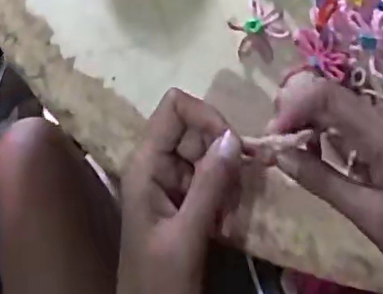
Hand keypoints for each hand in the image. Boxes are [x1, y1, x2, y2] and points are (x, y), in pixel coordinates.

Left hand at [116, 88, 243, 293]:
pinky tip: (227, 222)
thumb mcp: (185, 237)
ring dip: (226, 176)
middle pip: (196, 127)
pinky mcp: (183, 199)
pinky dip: (225, 193)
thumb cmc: (158, 284)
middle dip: (222, 152)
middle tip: (236, 189)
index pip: (175, 106)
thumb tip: (233, 136)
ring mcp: (170, 180)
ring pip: (207, 152)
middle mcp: (156, 163)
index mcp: (145, 163)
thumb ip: (209, 185)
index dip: (205, 114)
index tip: (232, 143)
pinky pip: (210, 177)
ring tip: (230, 213)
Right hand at [267, 75, 382, 293]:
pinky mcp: (381, 141)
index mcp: (378, 129)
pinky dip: (321, 132)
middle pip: (326, 92)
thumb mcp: (365, 213)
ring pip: (332, 105)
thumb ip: (320, 179)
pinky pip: (343, 122)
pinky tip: (310, 154)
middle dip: (295, 109)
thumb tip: (277, 153)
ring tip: (286, 148)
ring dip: (306, 120)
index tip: (271, 136)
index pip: (324, 94)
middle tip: (275, 141)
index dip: (292, 107)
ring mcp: (382, 127)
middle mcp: (379, 117)